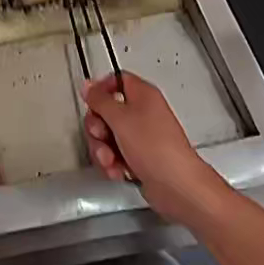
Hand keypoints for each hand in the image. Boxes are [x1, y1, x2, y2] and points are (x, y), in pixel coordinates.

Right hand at [82, 73, 229, 226]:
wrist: (175, 185)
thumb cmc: (157, 148)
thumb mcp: (119, 118)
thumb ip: (99, 100)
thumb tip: (88, 87)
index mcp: (143, 95)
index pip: (117, 80)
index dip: (101, 89)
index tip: (91, 102)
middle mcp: (144, 113)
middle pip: (108, 111)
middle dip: (98, 127)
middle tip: (102, 134)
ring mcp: (142, 136)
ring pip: (109, 135)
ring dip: (103, 149)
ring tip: (110, 158)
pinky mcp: (140, 157)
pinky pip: (116, 154)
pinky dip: (113, 163)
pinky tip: (118, 169)